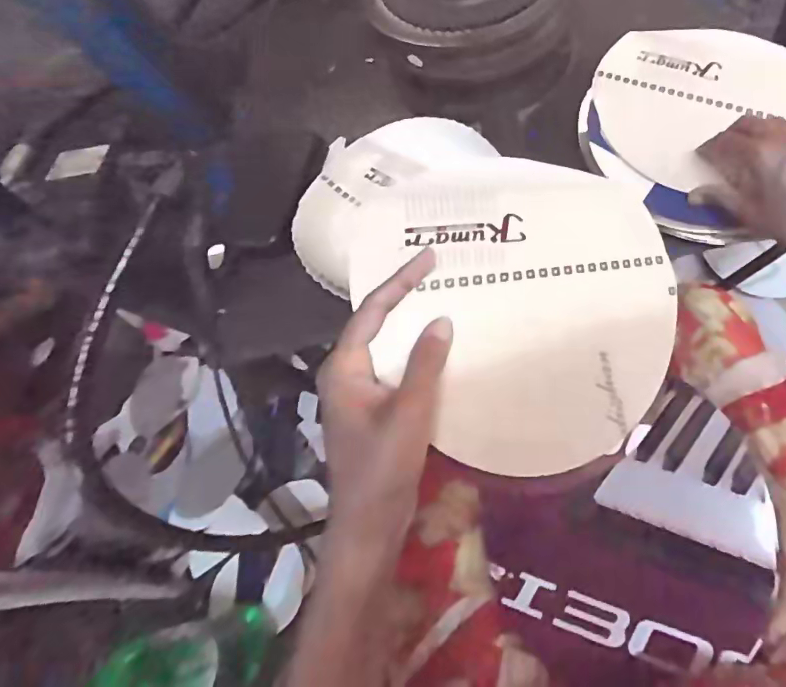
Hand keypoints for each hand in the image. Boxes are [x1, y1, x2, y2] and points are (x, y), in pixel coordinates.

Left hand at [316, 248, 452, 560]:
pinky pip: (395, 366)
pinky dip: (415, 350)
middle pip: (376, 322)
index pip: (372, 311)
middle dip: (404, 294)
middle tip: (435, 270)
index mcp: (344, 368)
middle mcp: (346, 374)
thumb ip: (425, 364)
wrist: (368, 528)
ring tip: (440, 297)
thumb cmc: (382, 470)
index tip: (428, 257)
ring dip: (410, 322)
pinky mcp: (373, 409)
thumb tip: (441, 318)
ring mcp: (358, 393)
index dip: (400, 281)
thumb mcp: (409, 413)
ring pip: (386, 344)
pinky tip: (438, 347)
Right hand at [693, 116, 785, 273]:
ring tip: (758, 150)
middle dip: (733, 133)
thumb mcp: (752, 214)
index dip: (711, 147)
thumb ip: (721, 197)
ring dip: (761, 132)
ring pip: (777, 123)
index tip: (705, 155)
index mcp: (759, 152)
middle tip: (728, 148)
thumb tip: (694, 194)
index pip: (725, 140)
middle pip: (749, 122)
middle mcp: (783, 136)